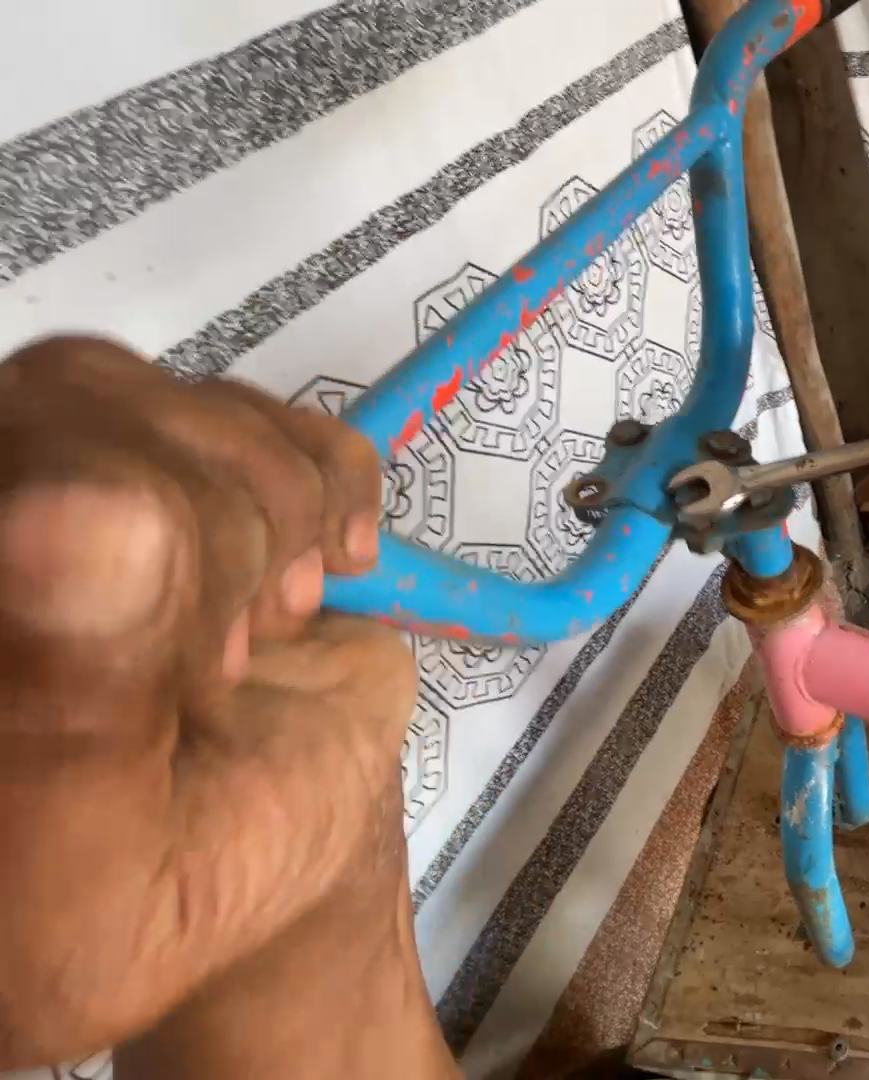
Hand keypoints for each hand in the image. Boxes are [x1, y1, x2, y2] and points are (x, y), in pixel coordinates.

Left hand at [0, 337, 411, 1066]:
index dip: (121, 551)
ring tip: (276, 624)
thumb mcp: (90, 837)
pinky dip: (346, 493)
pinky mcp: (245, 496)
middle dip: (218, 543)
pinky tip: (331, 565)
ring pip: (211, 405)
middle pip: (99, 405)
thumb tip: (85, 503)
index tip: (189, 682)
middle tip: (229, 662)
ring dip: (288, 529)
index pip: (21, 462)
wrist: (264, 870)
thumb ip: (71, 688)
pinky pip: (306, 427)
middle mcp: (4, 503)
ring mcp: (119, 486)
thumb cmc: (161, 886)